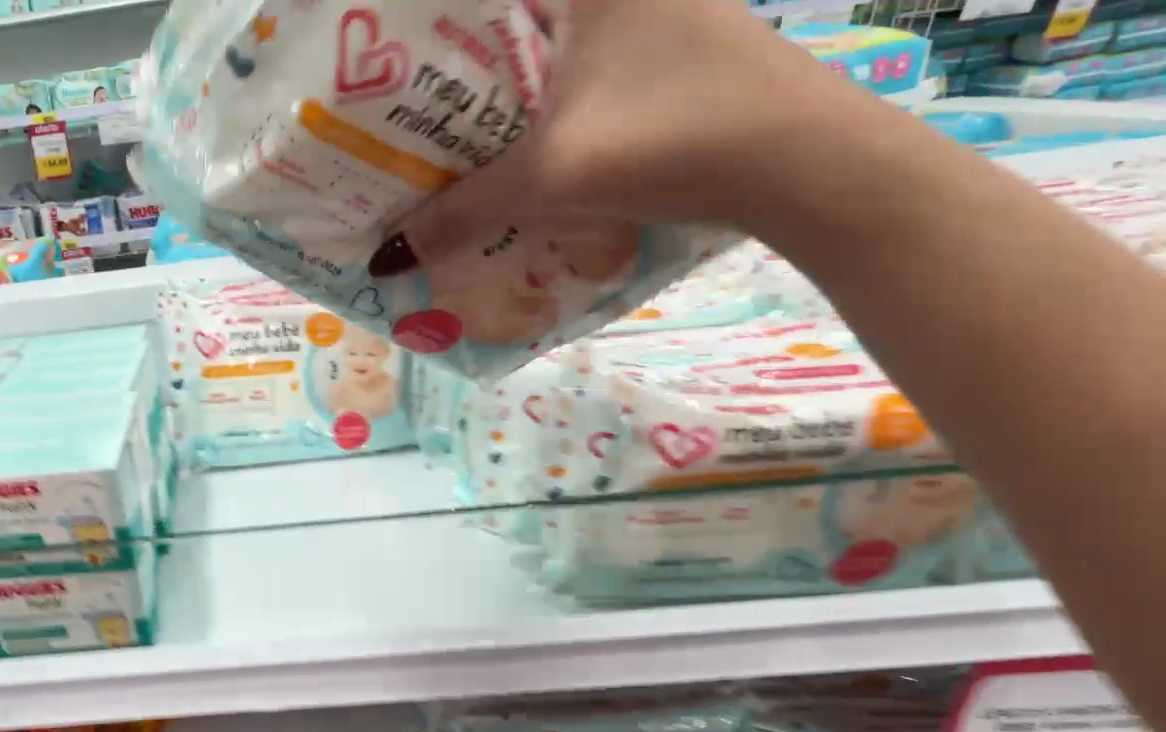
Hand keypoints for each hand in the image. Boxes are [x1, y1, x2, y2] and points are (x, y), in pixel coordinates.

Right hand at [369, 0, 869, 278]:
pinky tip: (505, 152)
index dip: (414, 27)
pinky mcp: (662, 51)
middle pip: (502, 24)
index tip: (376, 65)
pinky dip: (532, 110)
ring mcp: (644, 13)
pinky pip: (570, 72)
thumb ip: (461, 212)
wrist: (804, 164)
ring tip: (435, 142)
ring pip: (536, 50)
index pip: (472, 3)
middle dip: (447, 75)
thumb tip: (384, 257)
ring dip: (488, 98)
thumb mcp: (551, 177)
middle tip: (394, 117)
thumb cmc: (674, 138)